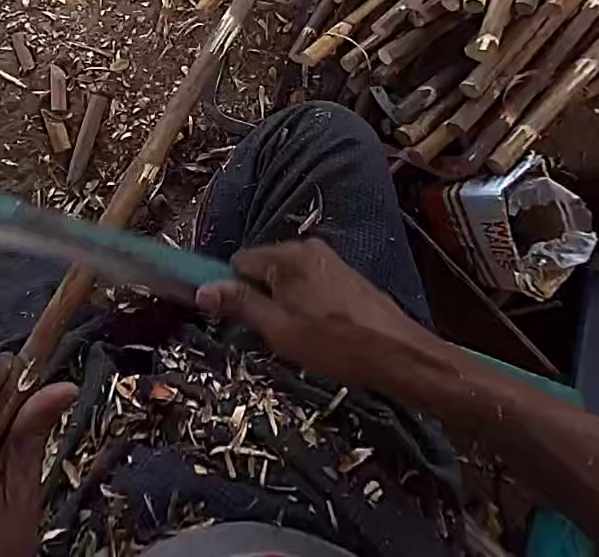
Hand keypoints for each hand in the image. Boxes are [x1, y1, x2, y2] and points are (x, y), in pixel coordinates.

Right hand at [195, 238, 439, 391]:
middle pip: (262, 268)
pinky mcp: (343, 273)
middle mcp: (306, 247)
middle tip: (269, 335)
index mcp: (287, 256)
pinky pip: (306, 282)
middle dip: (258, 298)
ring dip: (280, 303)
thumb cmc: (334, 343)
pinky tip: (317, 331)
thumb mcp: (280, 330)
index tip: (232, 321)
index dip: (229, 289)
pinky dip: (302, 302)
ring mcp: (328, 258)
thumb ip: (241, 305)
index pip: (238, 261)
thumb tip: (202, 288)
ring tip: (296, 338)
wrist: (397, 351)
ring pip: (285, 278)